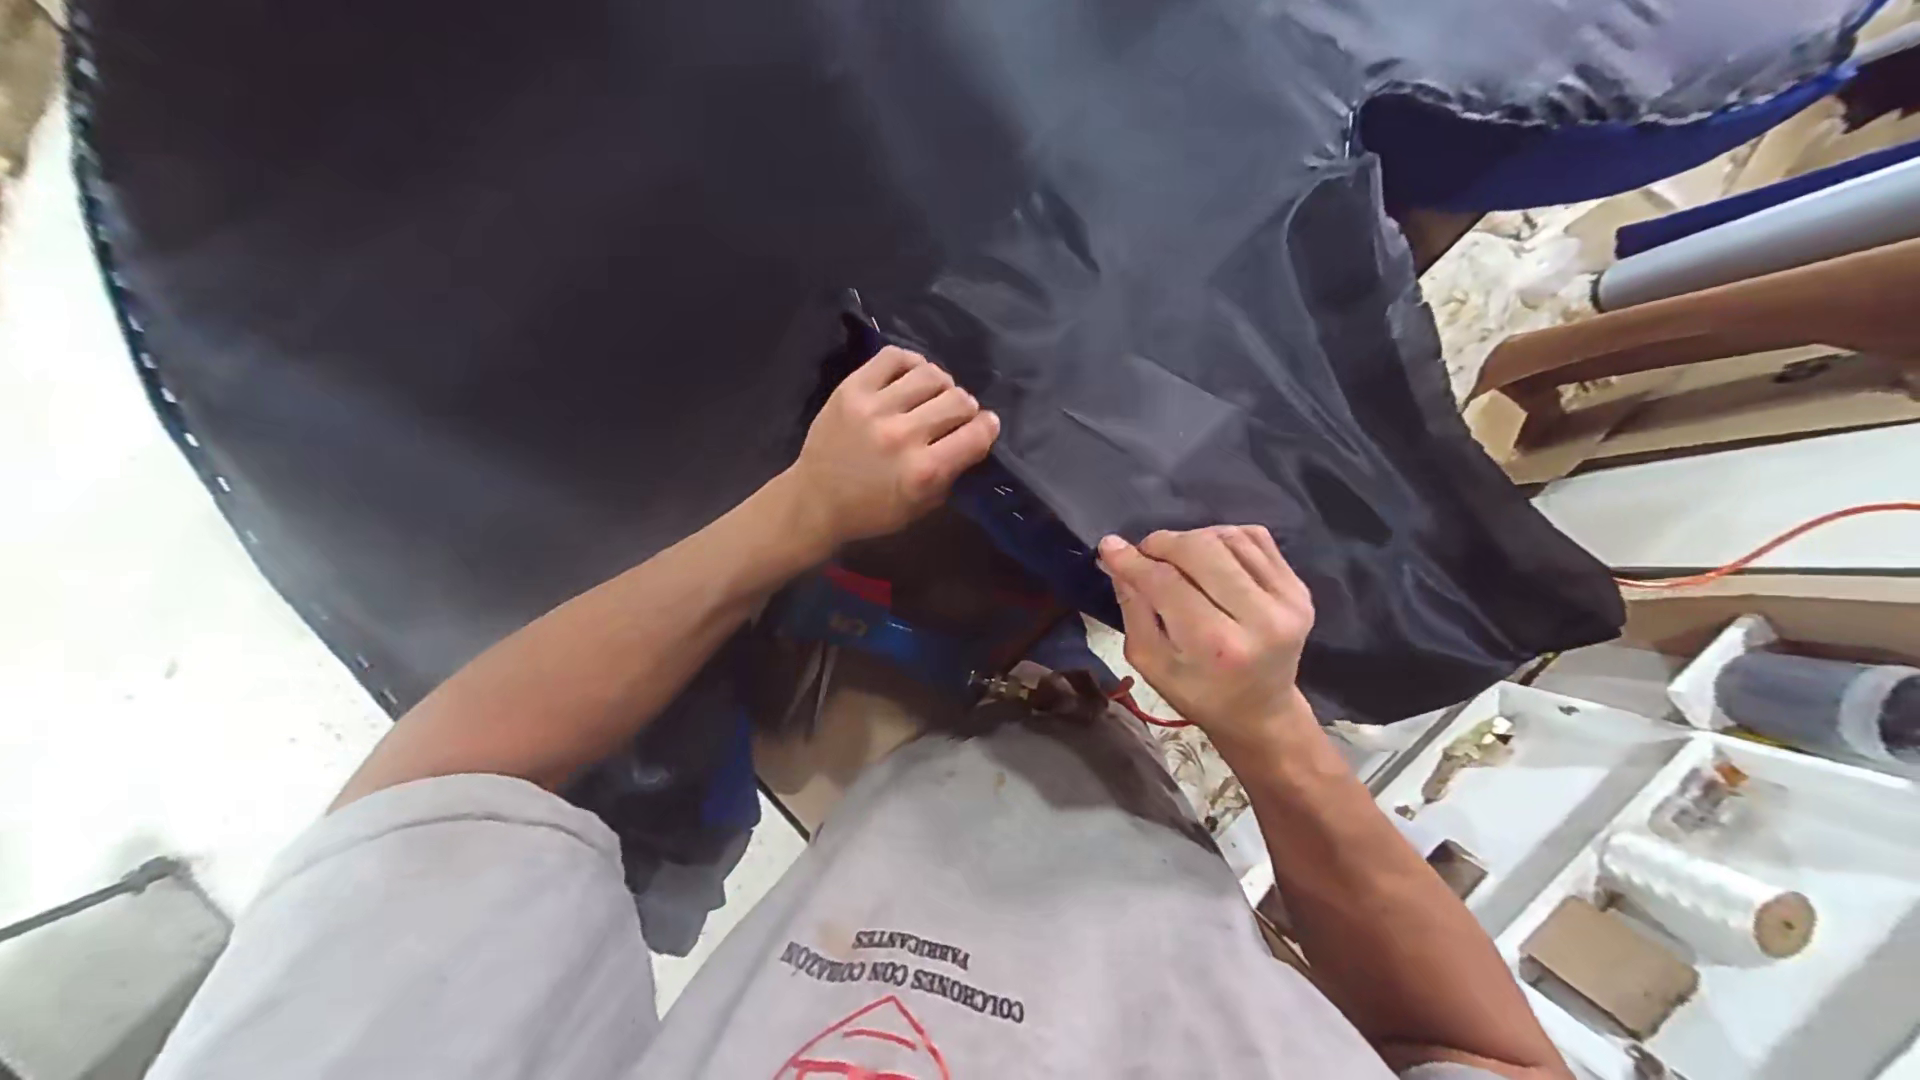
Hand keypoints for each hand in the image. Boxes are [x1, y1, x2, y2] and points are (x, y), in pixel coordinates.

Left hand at [784, 346, 999, 549]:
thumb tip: (973, 437)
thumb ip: (952, 472)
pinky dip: (911, 364)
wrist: (816, 501)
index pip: (977, 434)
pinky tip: (910, 378)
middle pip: (958, 400)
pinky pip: (894, 357)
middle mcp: (902, 436)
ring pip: (930, 374)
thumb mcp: (923, 505)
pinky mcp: (851, 389)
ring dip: (941, 385)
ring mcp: (874, 408)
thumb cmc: (873, 511)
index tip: (985, 425)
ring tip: (932, 395)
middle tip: (955, 415)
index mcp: (923, 472)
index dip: (989, 427)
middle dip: (966, 408)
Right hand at [1097, 526, 1315, 749]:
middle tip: (1145, 554)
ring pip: (1227, 537)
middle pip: (1200, 549)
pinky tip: (1209, 557)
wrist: (1261, 711)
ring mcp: (1287, 599)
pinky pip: (1254, 538)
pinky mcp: (1299, 588)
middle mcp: (1259, 618)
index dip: (1133, 560)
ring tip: (1177, 558)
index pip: (1167, 583)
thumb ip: (1132, 607)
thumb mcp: (1150, 661)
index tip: (1109, 547)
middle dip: (1162, 543)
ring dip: (1191, 539)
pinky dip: (1222, 537)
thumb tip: (1115, 556)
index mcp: (1217, 646)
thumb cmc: (1197, 692)